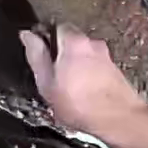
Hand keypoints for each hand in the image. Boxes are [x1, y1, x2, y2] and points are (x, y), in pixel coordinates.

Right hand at [20, 25, 147, 144]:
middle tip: (53, 76)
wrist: (119, 121)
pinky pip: (95, 68)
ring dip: (76, 67)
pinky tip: (84, 95)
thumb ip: (36, 55)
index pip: (56, 26)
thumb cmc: (81, 105)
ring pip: (84, 56)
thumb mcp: (46, 83)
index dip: (45, 39)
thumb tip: (27, 36)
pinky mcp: (116, 71)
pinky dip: (88, 77)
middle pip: (71, 41)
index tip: (40, 55)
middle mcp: (93, 44)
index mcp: (74, 42)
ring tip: (69, 90)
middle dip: (61, 55)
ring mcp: (106, 57)